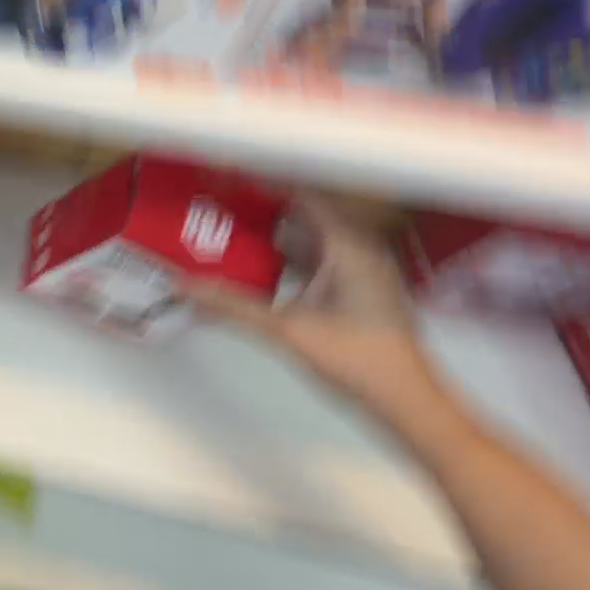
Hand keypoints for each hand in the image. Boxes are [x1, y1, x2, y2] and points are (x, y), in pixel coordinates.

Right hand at [184, 194, 446, 421]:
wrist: (409, 408)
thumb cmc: (357, 360)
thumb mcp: (287, 330)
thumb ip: (231, 306)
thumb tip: (181, 286)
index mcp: (348, 248)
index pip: (300, 197)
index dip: (261, 186)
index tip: (223, 181)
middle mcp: (356, 252)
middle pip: (298, 219)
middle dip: (255, 214)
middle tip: (212, 209)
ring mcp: (358, 274)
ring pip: (303, 244)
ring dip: (265, 241)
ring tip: (221, 236)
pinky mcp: (354, 295)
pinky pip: (310, 265)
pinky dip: (280, 264)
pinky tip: (248, 273)